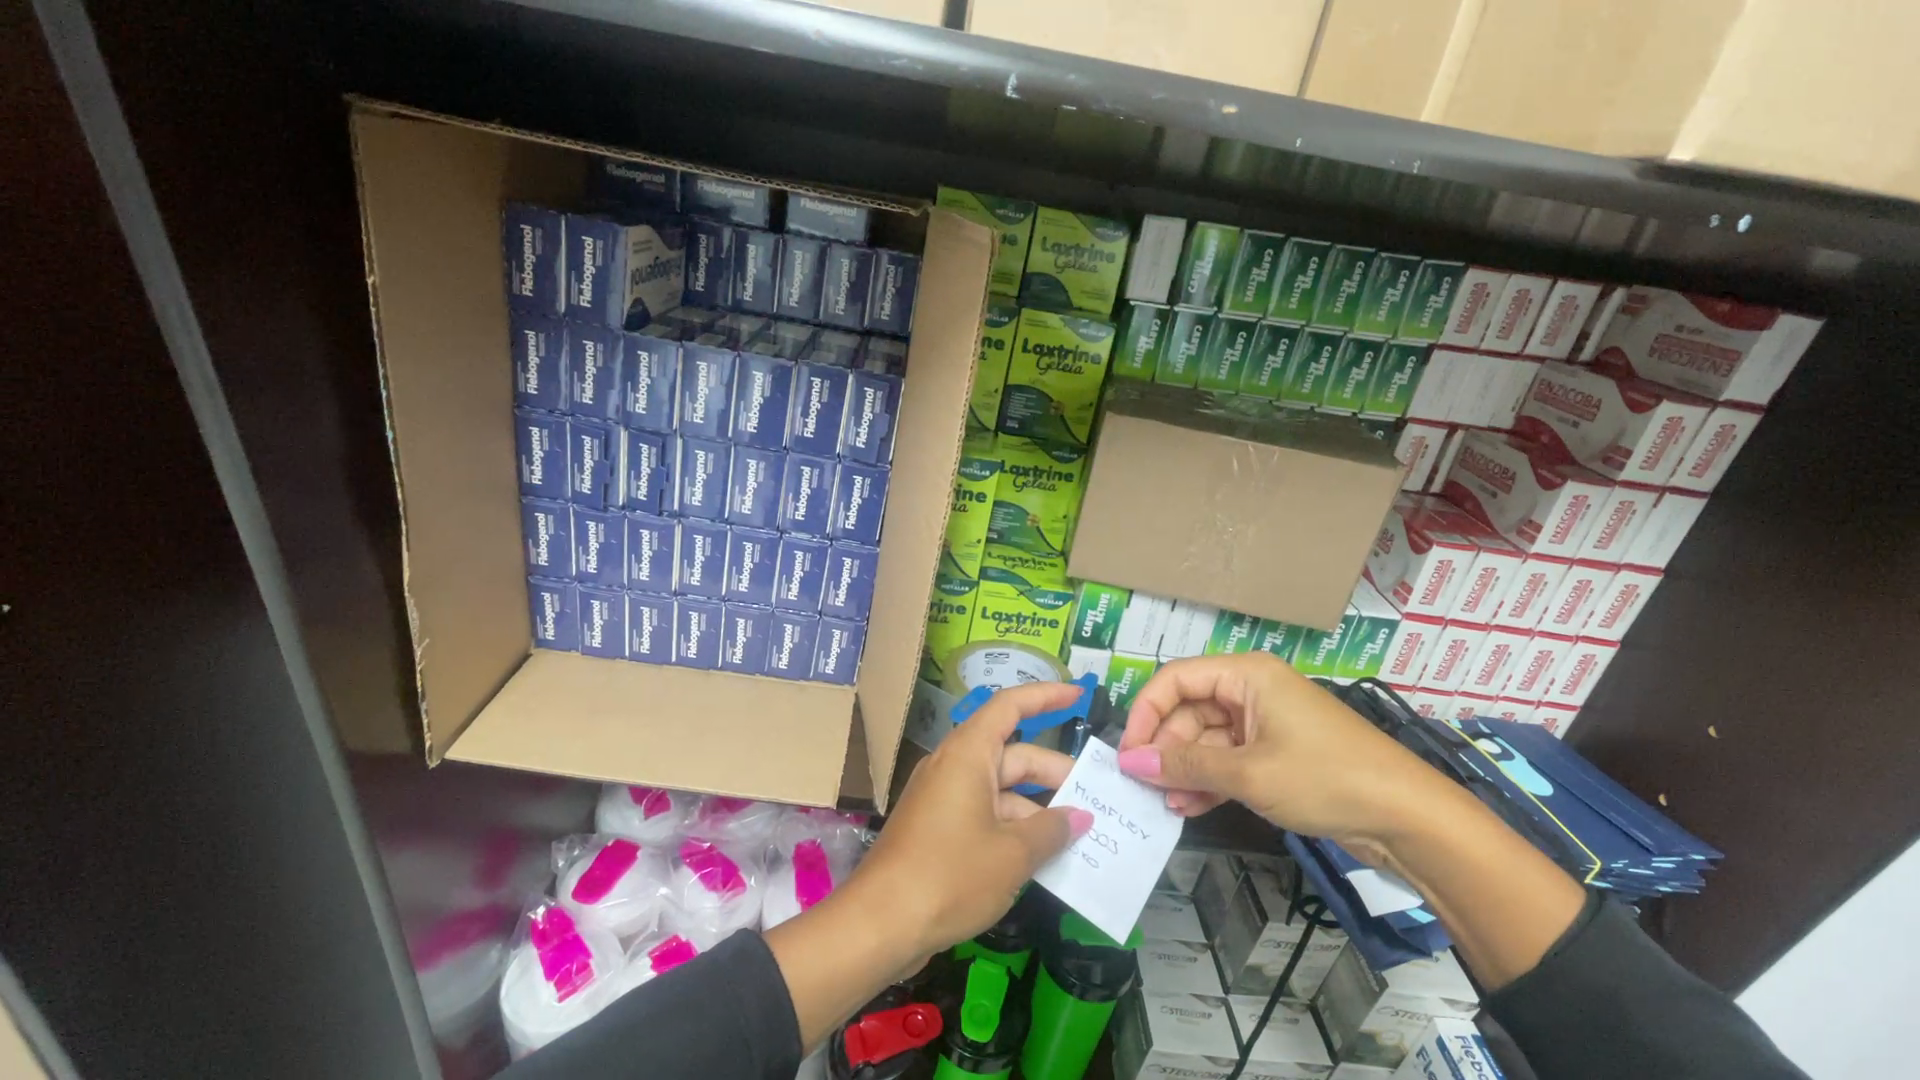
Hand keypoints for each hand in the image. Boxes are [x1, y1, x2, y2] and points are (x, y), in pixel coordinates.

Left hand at [852, 682, 1091, 957]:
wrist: (879, 924)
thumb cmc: (950, 875)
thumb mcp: (1012, 854)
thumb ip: (1050, 831)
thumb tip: (1078, 818)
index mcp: (968, 754)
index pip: (1010, 707)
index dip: (1046, 697)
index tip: (1079, 694)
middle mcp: (954, 767)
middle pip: (1013, 756)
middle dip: (1055, 776)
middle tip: (1097, 802)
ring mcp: (943, 800)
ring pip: (1001, 791)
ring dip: (1038, 811)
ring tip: (1081, 836)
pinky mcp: (937, 832)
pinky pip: (985, 816)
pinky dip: (1014, 830)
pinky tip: (1044, 859)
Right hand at [1116, 654, 1451, 855]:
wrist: (1408, 818)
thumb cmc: (1326, 779)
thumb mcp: (1249, 773)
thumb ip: (1185, 765)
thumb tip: (1130, 763)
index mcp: (1247, 675)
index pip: (1176, 679)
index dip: (1145, 713)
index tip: (1128, 755)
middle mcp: (1253, 691)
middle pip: (1189, 711)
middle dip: (1166, 748)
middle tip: (1145, 788)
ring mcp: (1266, 724)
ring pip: (1206, 739)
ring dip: (1185, 770)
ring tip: (1166, 804)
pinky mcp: (1277, 754)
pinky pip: (1228, 760)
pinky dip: (1208, 781)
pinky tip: (1189, 808)